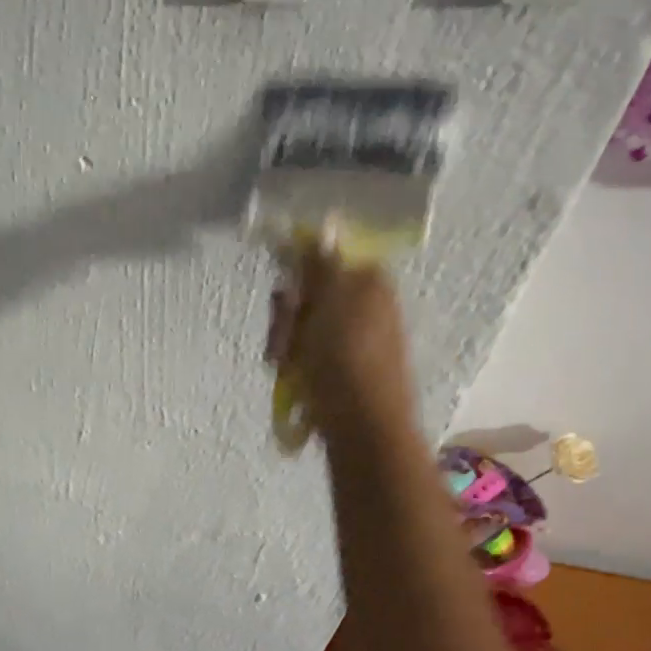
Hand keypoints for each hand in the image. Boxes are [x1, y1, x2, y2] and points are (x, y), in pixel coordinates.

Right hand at [272, 240, 414, 435]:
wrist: (364, 428)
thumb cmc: (344, 362)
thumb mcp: (329, 303)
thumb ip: (322, 264)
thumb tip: (324, 222)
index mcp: (368, 281)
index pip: (322, 259)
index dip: (296, 277)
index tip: (283, 298)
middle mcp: (367, 304)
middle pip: (309, 295)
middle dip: (287, 317)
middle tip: (282, 342)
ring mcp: (358, 338)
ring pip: (304, 328)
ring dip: (286, 345)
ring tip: (285, 369)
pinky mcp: (347, 369)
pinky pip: (310, 355)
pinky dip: (297, 365)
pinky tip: (294, 381)